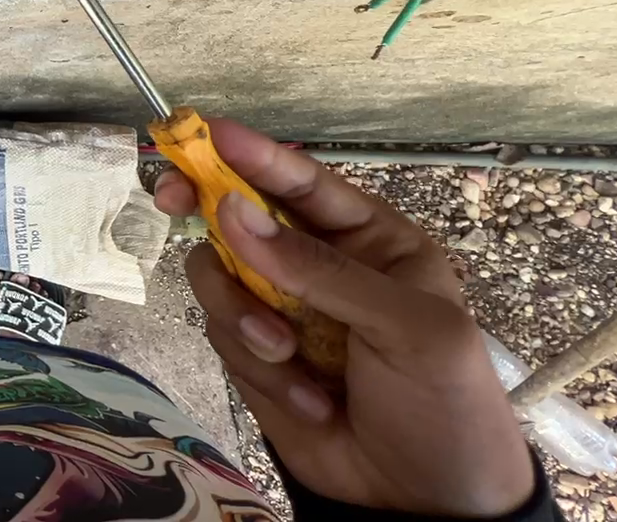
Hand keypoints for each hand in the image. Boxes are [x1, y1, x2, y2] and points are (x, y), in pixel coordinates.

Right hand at [154, 120, 535, 516]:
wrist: (423, 512)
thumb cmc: (446, 408)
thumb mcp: (409, 331)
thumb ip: (318, 269)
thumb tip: (227, 211)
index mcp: (368, 241)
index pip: (301, 181)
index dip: (251, 153)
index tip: (203, 132)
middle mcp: (312, 260)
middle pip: (234, 210)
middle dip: (204, 209)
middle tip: (170, 200)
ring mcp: (274, 300)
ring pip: (213, 271)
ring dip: (242, 316)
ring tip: (286, 358)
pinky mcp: (248, 342)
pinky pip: (216, 325)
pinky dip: (253, 361)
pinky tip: (303, 397)